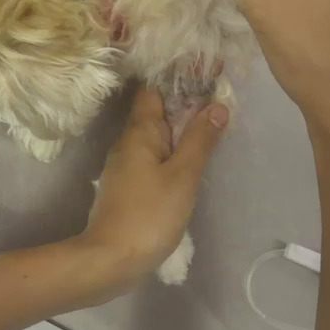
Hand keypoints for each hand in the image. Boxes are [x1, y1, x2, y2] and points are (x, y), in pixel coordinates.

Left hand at [76, 86, 226, 295]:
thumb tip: (217, 105)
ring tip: (209, 125)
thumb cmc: (150, 213)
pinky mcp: (127, 187)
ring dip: (178, 130)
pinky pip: (152, 158)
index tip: (203, 72)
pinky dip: (170, 152)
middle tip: (217, 97)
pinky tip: (187, 160)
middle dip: (183, 104)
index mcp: (139, 132)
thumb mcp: (182, 175)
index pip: (153, 91)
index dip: (176, 79)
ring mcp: (125, 166)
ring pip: (154, 137)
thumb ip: (200, 140)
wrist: (111, 257)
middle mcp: (127, 143)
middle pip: (155, 113)